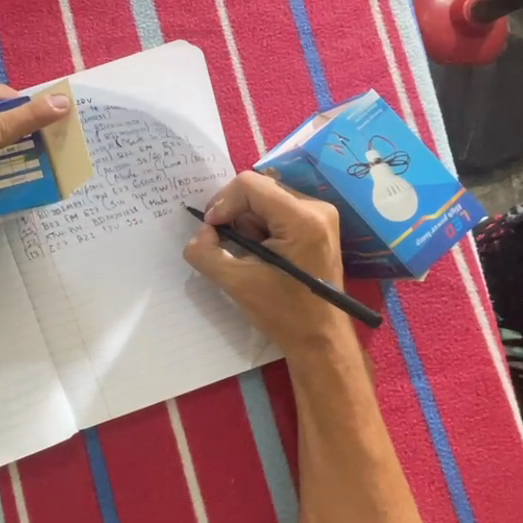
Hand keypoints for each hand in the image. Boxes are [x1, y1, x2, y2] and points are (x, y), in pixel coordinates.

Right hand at [185, 171, 353, 355]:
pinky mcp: (317, 225)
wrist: (321, 338)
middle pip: (257, 189)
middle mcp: (317, 209)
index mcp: (302, 219)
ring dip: (246, 223)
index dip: (222, 203)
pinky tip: (262, 253)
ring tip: (250, 254)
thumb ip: (204, 252)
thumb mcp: (234, 282)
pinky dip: (259, 227)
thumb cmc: (283, 312)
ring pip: (264, 199)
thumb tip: (202, 232)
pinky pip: (276, 210)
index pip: (249, 185)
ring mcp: (320, 216)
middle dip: (235, 215)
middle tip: (230, 244)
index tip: (213, 231)